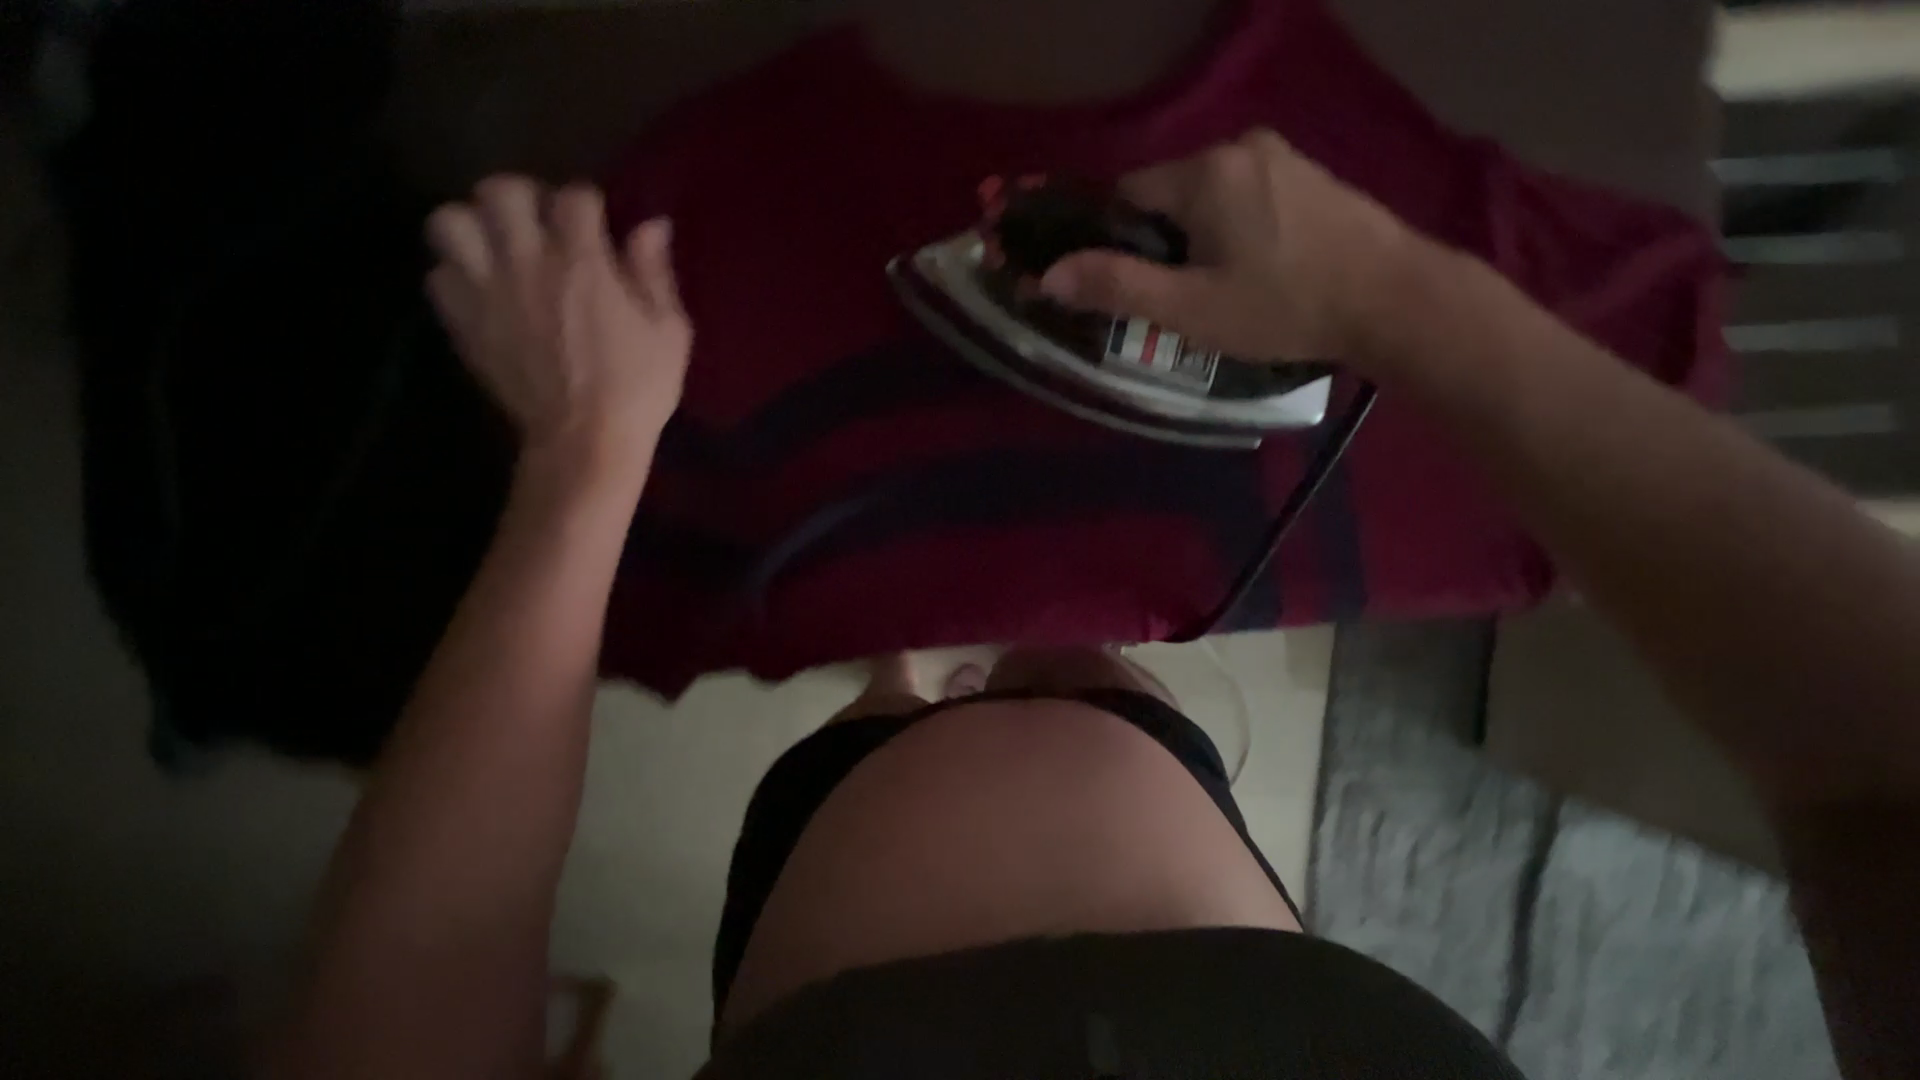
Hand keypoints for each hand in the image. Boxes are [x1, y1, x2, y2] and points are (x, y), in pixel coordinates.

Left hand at [425, 176, 690, 477]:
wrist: (584, 441)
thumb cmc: (639, 387)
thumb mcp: (670, 331)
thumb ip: (654, 272)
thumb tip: (650, 223)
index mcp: (584, 261)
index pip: (574, 195)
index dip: (588, 205)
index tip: (598, 226)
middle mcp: (527, 262)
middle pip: (500, 190)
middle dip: (522, 200)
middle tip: (539, 227)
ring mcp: (486, 290)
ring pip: (450, 221)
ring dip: (474, 229)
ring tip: (496, 251)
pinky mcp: (462, 322)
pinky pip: (437, 275)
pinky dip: (455, 276)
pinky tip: (481, 293)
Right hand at [1039, 129, 1417, 366]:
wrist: (1394, 300)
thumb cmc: (1284, 307)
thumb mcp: (1190, 308)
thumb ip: (1117, 287)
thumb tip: (1047, 276)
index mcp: (1203, 172)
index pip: (1125, 195)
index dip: (1112, 241)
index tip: (1123, 283)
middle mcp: (1239, 146)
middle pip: (1167, 196)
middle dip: (1160, 243)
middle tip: (1177, 299)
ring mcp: (1281, 157)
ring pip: (1208, 198)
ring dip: (1198, 239)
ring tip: (1219, 291)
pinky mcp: (1310, 175)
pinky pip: (1246, 197)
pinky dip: (1234, 230)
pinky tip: (1257, 270)